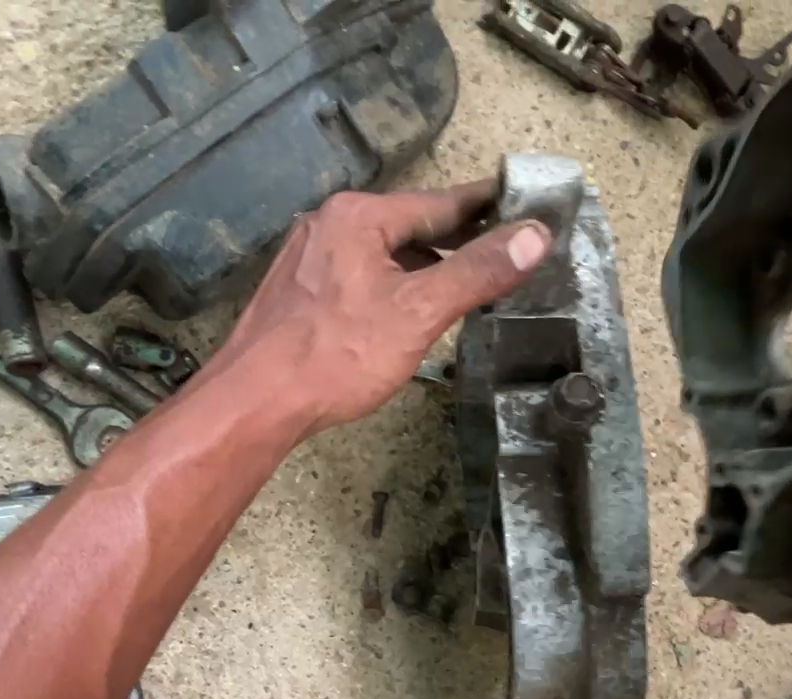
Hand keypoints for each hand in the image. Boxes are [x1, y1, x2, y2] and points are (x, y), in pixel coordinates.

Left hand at [205, 178, 550, 436]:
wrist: (256, 401)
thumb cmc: (337, 354)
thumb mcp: (418, 312)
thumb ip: (477, 272)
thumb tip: (535, 236)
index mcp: (359, 217)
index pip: (438, 203)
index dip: (484, 207)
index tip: (521, 204)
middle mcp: (329, 225)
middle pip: (408, 227)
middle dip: (454, 240)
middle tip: (500, 250)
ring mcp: (308, 259)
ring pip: (381, 254)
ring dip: (422, 266)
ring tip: (461, 283)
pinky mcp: (297, 292)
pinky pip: (358, 276)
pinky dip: (391, 285)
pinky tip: (405, 311)